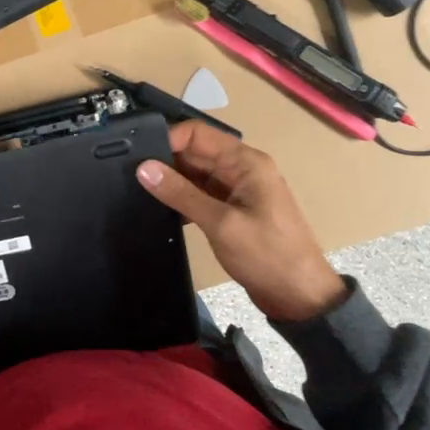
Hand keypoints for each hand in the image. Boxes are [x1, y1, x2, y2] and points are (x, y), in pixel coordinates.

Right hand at [135, 122, 346, 321]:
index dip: (167, 140)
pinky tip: (159, 210)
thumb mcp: (221, 223)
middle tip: (130, 176)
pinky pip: (198, 193)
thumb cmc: (267, 255)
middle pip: (194, 151)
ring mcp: (236, 190)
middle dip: (164, 160)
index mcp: (245, 162)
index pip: (197, 133)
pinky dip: (180, 198)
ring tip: (137, 191)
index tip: (138, 158)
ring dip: (170, 181)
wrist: (300, 296)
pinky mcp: (230, 210)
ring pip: (193, 173)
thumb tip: (143, 168)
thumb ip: (181, 193)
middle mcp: (240, 169)